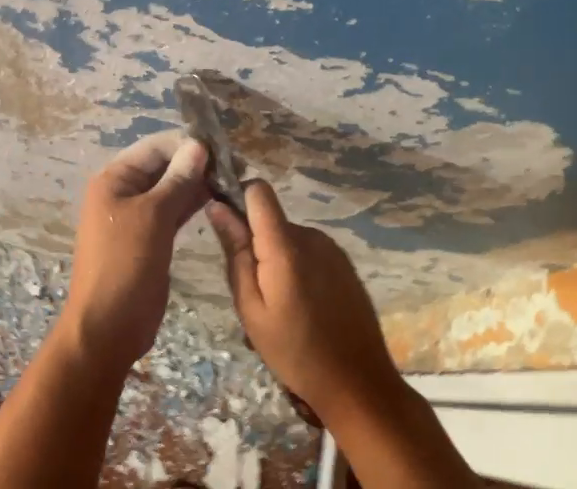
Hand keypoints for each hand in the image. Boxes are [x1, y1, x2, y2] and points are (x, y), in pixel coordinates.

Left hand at [60, 134, 211, 365]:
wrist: (108, 326)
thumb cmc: (125, 264)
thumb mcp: (153, 217)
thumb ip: (177, 180)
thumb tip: (198, 145)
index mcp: (114, 178)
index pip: (154, 146)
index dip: (186, 143)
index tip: (223, 148)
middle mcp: (123, 191)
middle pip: (163, 165)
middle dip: (196, 162)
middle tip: (237, 165)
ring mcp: (137, 216)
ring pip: (171, 189)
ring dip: (198, 183)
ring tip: (234, 179)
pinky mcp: (151, 238)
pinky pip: (174, 212)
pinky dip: (193, 204)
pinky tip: (220, 200)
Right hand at [207, 181, 401, 420]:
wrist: (359, 385)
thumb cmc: (295, 352)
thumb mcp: (251, 308)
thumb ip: (235, 253)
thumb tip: (217, 207)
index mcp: (286, 246)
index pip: (259, 191)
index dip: (238, 199)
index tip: (228, 228)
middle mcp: (312, 237)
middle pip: (271, 220)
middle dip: (255, 245)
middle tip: (253, 293)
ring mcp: (333, 250)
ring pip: (289, 238)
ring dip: (277, 260)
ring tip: (278, 306)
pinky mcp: (345, 265)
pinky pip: (309, 252)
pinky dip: (298, 270)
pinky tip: (302, 308)